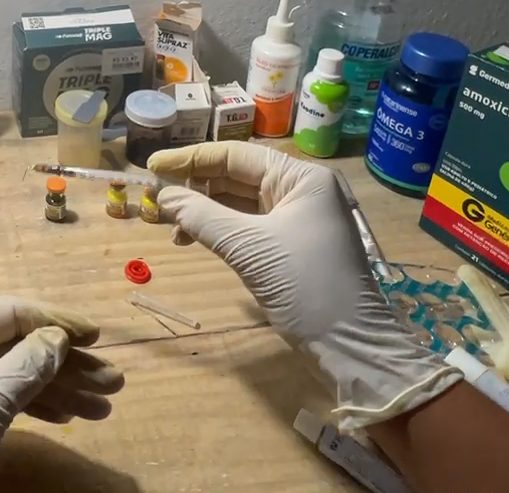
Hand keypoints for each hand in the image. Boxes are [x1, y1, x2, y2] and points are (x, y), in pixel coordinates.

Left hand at [0, 297, 124, 492]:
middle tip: (114, 381)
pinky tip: (70, 417)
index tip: (95, 334)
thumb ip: (26, 366)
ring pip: (21, 376)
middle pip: (21, 346)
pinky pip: (11, 401)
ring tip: (106, 405)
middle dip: (68, 362)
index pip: (10, 314)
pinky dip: (42, 407)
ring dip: (64, 388)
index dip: (54, 321)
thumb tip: (59, 337)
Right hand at [149, 141, 458, 429]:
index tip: (152, 166)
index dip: (189, 159)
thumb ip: (200, 216)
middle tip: (154, 196)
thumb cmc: (308, 289)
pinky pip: (247, 224)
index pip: (234, 155)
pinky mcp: (292, 244)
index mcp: (301, 177)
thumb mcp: (249, 249)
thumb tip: (161, 197)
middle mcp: (301, 189)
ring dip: (202, 209)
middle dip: (193, 186)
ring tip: (167, 223)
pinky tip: (190, 239)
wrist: (356, 353)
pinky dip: (218, 229)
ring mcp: (298, 217)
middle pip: (235, 175)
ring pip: (238, 201)